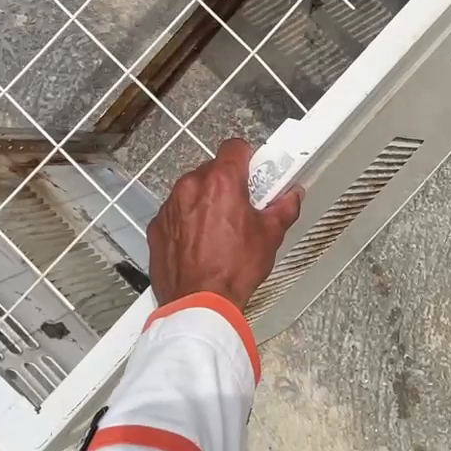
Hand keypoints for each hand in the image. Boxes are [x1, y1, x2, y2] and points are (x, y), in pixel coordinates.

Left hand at [146, 138, 303, 307]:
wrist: (199, 302)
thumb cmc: (234, 268)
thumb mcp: (271, 235)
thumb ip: (284, 207)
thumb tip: (292, 195)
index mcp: (222, 182)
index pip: (235, 147)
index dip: (249, 158)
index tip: (257, 174)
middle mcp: (191, 186)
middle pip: (213, 169)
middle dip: (229, 183)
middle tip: (245, 205)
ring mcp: (170, 206)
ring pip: (194, 190)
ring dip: (208, 200)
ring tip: (223, 228)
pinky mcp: (157, 226)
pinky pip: (177, 212)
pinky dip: (190, 220)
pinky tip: (203, 242)